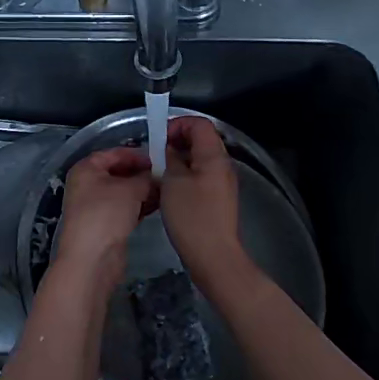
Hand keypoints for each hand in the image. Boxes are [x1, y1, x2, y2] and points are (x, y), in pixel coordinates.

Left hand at [53, 147, 154, 293]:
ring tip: (166, 191)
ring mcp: (95, 206)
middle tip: (165, 176)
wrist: (92, 257)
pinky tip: (158, 206)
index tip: (158, 159)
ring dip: (143, 191)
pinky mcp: (105, 224)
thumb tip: (156, 176)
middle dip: (141, 174)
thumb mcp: (130, 189)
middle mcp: (88, 185)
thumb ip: (146, 178)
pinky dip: (139, 205)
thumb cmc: (106, 213)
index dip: (136, 155)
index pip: (113, 153)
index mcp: (87, 169)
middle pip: (118, 173)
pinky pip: (125, 208)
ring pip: (123, 192)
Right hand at [160, 116, 254, 292]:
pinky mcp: (218, 198)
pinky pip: (201, 175)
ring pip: (200, 159)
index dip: (178, 124)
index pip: (199, 123)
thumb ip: (170, 158)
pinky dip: (185, 174)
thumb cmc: (192, 216)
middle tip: (156, 155)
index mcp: (214, 156)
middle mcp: (222, 165)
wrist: (213, 256)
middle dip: (177, 141)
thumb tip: (169, 149)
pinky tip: (170, 189)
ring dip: (179, 159)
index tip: (159, 138)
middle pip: (201, 139)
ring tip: (159, 172)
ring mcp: (222, 182)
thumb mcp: (172, 182)